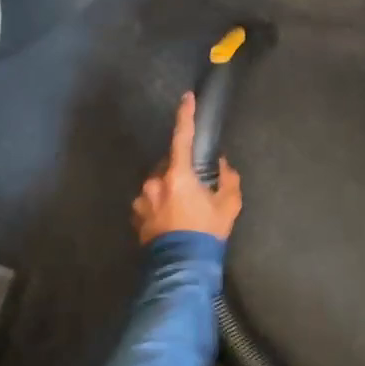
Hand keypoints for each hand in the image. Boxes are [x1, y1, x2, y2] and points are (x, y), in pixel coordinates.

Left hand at [133, 93, 241, 244]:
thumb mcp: (229, 204)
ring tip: (185, 208)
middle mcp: (154, 182)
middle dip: (181, 168)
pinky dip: (160, 204)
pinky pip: (150, 201)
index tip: (187, 98)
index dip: (185, 116)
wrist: (181, 267)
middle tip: (197, 185)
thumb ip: (227, 179)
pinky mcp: (136, 216)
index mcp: (177, 175)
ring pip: (157, 183)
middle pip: (168, 163)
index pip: (182, 138)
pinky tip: (173, 219)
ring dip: (170, 188)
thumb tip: (221, 165)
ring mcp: (141, 200)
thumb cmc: (208, 232)